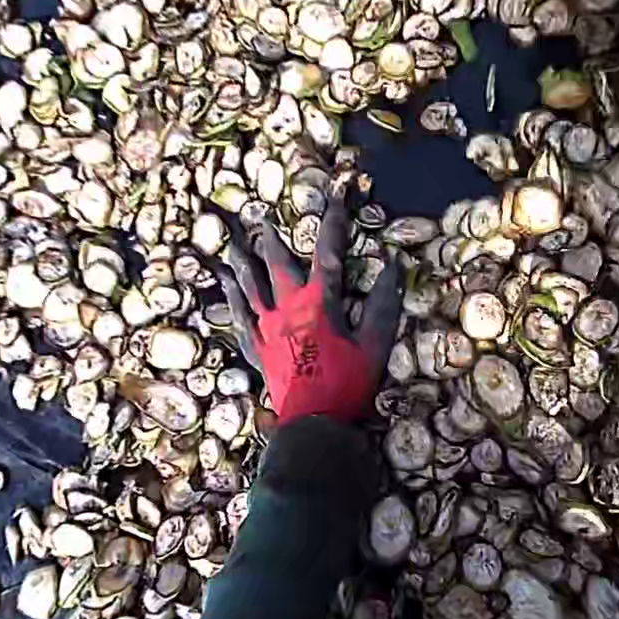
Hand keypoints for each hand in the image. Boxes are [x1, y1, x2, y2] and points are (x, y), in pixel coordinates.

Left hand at [219, 198, 402, 423]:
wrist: (313, 422)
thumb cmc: (346, 382)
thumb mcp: (374, 345)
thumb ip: (384, 305)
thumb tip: (393, 265)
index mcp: (319, 303)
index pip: (328, 253)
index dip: (334, 222)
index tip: (337, 196)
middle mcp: (288, 308)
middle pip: (277, 264)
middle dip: (272, 238)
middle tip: (262, 218)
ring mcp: (267, 328)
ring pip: (250, 287)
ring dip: (242, 263)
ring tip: (232, 244)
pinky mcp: (256, 348)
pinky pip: (238, 318)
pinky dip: (231, 300)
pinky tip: (225, 287)